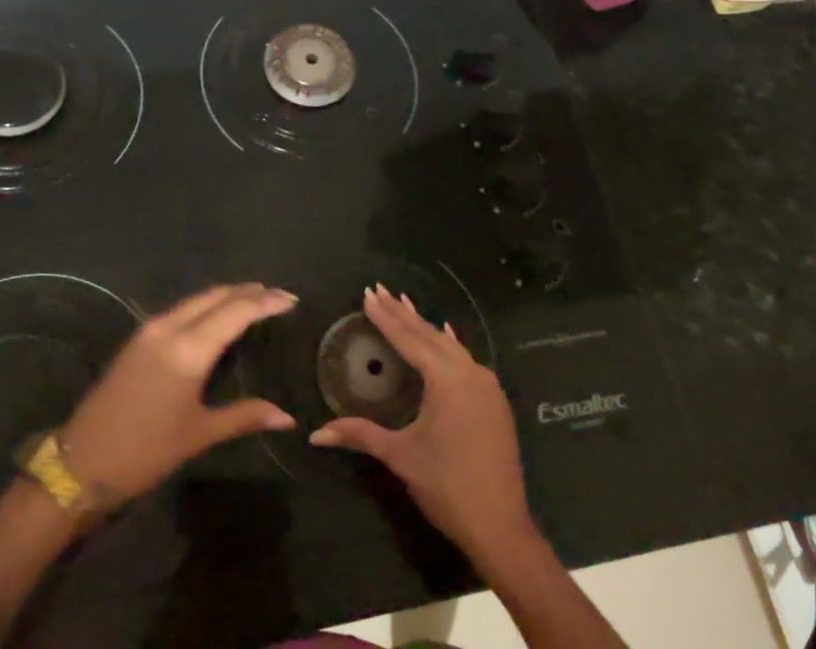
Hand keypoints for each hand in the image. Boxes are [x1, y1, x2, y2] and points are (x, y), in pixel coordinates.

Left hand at [61, 282, 296, 503]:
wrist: (82, 462)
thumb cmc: (146, 451)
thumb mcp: (199, 434)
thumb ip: (244, 416)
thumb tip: (288, 417)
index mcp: (188, 349)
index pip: (236, 311)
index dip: (266, 302)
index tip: (292, 299)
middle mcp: (168, 329)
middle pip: (215, 297)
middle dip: (248, 292)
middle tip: (277, 295)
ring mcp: (148, 331)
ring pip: (195, 300)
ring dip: (226, 296)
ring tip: (255, 300)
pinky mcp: (137, 340)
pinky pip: (180, 311)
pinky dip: (206, 307)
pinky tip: (218, 318)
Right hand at [309, 285, 533, 552]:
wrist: (500, 524)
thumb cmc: (447, 486)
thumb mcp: (400, 456)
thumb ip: (360, 435)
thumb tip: (315, 434)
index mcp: (448, 381)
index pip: (410, 340)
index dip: (386, 317)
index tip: (368, 294)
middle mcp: (471, 374)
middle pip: (432, 337)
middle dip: (404, 314)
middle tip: (380, 291)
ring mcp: (488, 388)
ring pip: (452, 347)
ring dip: (426, 328)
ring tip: (405, 306)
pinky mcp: (495, 403)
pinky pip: (467, 361)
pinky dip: (449, 346)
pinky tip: (446, 336)